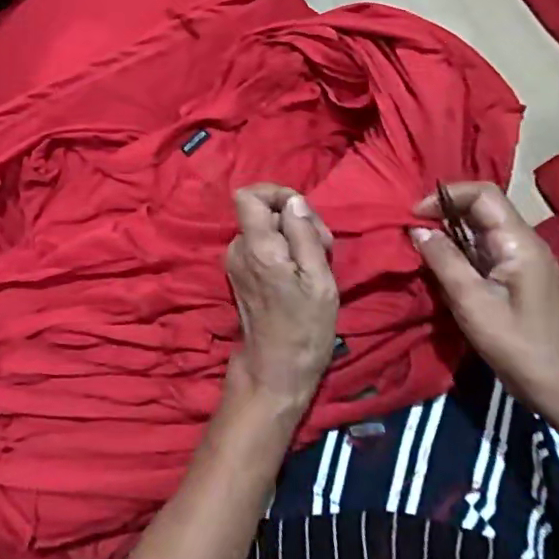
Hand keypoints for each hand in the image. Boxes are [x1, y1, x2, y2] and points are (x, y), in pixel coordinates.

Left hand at [224, 185, 338, 413]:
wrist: (276, 366)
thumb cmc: (305, 326)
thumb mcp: (319, 279)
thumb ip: (304, 235)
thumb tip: (294, 201)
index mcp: (256, 245)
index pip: (247, 195)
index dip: (275, 193)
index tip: (303, 211)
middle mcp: (237, 247)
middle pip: (262, 212)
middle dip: (295, 220)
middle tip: (324, 247)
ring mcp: (235, 259)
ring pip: (265, 229)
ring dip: (292, 237)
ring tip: (317, 265)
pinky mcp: (239, 271)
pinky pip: (261, 246)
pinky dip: (283, 251)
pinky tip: (302, 274)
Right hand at [411, 183, 558, 418]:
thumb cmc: (521, 347)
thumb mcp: (473, 303)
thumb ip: (443, 260)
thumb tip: (417, 229)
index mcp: (519, 244)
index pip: (482, 194)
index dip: (444, 195)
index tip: (414, 216)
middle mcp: (522, 244)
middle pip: (478, 207)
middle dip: (440, 211)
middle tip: (410, 230)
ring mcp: (519, 261)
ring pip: (476, 228)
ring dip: (444, 231)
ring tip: (417, 245)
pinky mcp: (513, 277)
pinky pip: (478, 248)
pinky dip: (453, 248)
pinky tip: (436, 264)